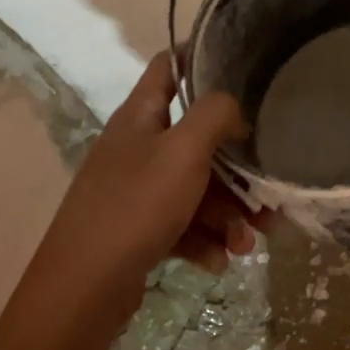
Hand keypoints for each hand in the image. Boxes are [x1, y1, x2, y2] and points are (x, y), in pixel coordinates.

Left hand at [57, 51, 268, 302]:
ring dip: (228, 213)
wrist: (81, 291)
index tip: (243, 67)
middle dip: (236, 166)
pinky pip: (182, 225)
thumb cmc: (135, 206)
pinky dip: (205, 240)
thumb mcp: (183, 150)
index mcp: (140, 116)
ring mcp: (135, 191)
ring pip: (195, 188)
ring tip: (249, 242)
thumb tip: (234, 109)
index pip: (169, 66)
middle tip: (268, 189)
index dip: (201, 58)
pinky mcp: (137, 232)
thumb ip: (216, 115)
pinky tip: (220, 260)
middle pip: (196, 140)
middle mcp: (136, 147)